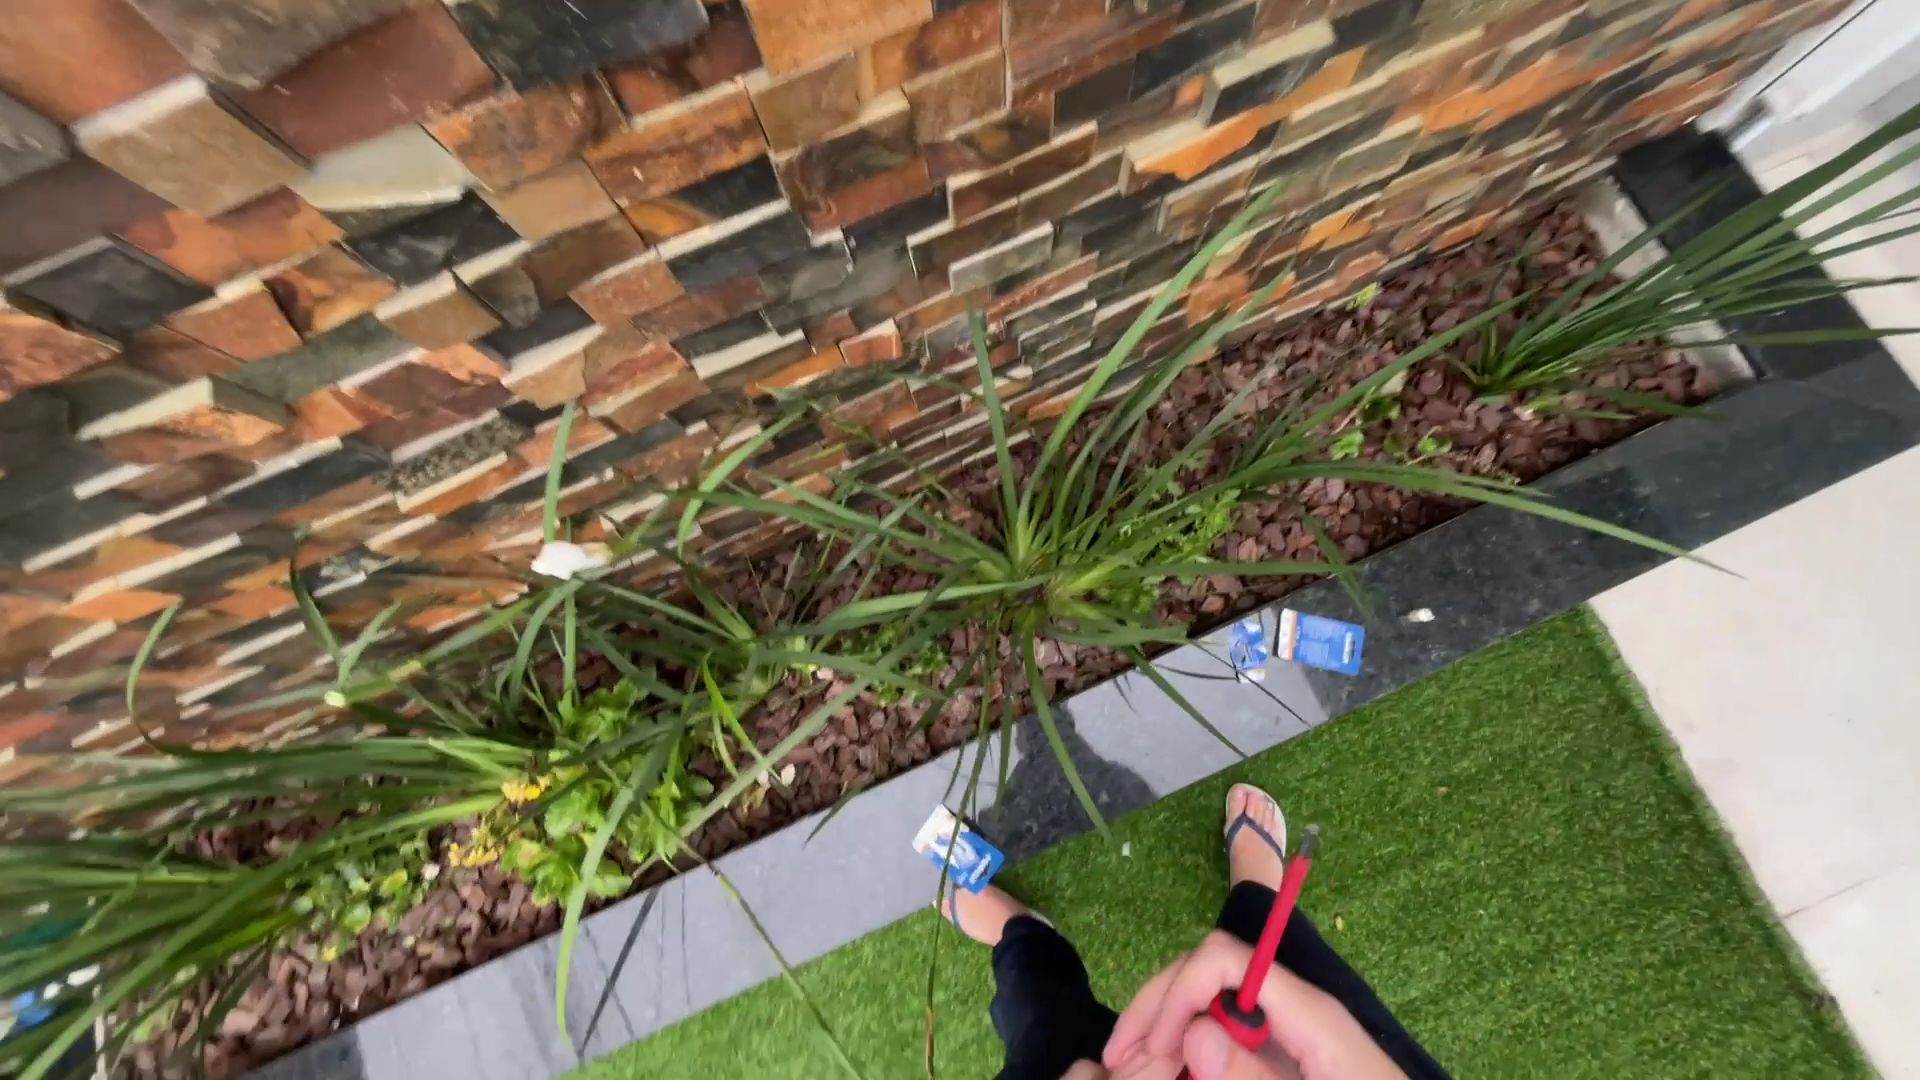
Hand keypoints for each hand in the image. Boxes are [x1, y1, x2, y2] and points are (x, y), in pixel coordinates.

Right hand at [1103, 932, 1404, 1079]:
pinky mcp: (1287, 1048)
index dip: (1179, 991)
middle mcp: (1292, 1003)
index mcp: (1307, 1010)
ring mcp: (1289, 1024)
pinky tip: (1170, 1065)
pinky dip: (1190, 1043)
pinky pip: (1227, 1026)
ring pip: (1209, 996)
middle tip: (1119, 1056)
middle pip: (1206, 970)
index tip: (1155, 1047)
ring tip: (1132, 1061)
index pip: (1223, 959)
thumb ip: (1256, 1077)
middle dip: (1157, 1004)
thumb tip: (1192, 1031)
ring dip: (1164, 1022)